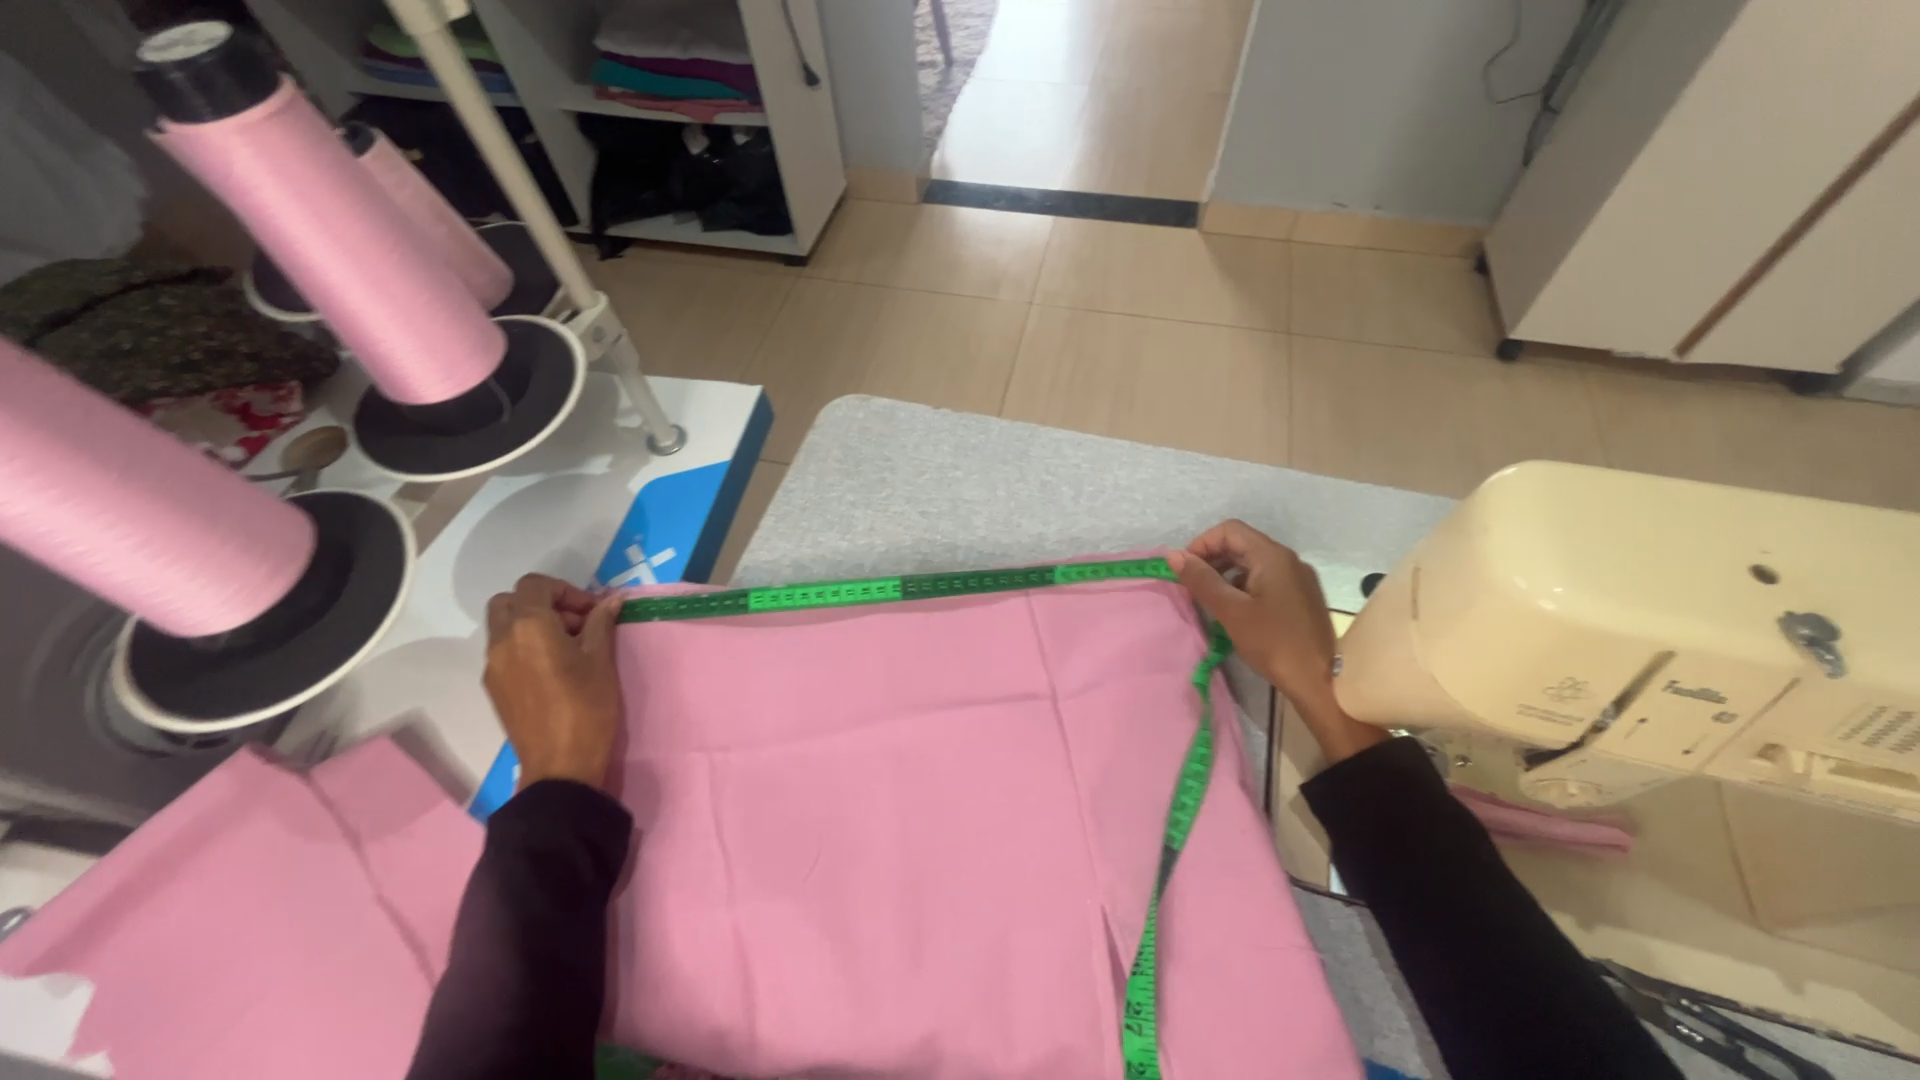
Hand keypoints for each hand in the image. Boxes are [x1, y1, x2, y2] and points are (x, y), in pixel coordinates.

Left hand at [484, 573, 624, 790]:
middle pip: (510, 601)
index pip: (535, 585)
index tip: (591, 612)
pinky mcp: (494, 686)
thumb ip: (601, 623)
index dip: (566, 590)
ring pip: (504, 626)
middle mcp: (502, 640)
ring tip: (568, 648)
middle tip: (576, 624)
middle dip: (543, 603)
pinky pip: (504, 650)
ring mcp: (493, 664)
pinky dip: (525, 645)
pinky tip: (553, 669)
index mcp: (529, 626)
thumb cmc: (587, 706)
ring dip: (532, 624)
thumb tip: (610, 600)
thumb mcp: (601, 660)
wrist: (560, 764)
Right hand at [1167, 521, 1386, 763]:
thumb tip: (1174, 555)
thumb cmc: (1274, 643)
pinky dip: (1243, 586)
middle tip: (1192, 585)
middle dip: (1212, 559)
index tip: (1185, 570)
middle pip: (1242, 543)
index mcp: (1272, 556)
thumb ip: (1202, 580)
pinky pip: (1265, 579)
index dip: (1202, 544)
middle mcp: (1288, 560)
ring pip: (1253, 563)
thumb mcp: (1231, 611)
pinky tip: (1234, 610)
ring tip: (1210, 599)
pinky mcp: (1300, 597)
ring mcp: (1297, 578)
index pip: (1229, 530)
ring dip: (1226, 573)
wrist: (1322, 680)